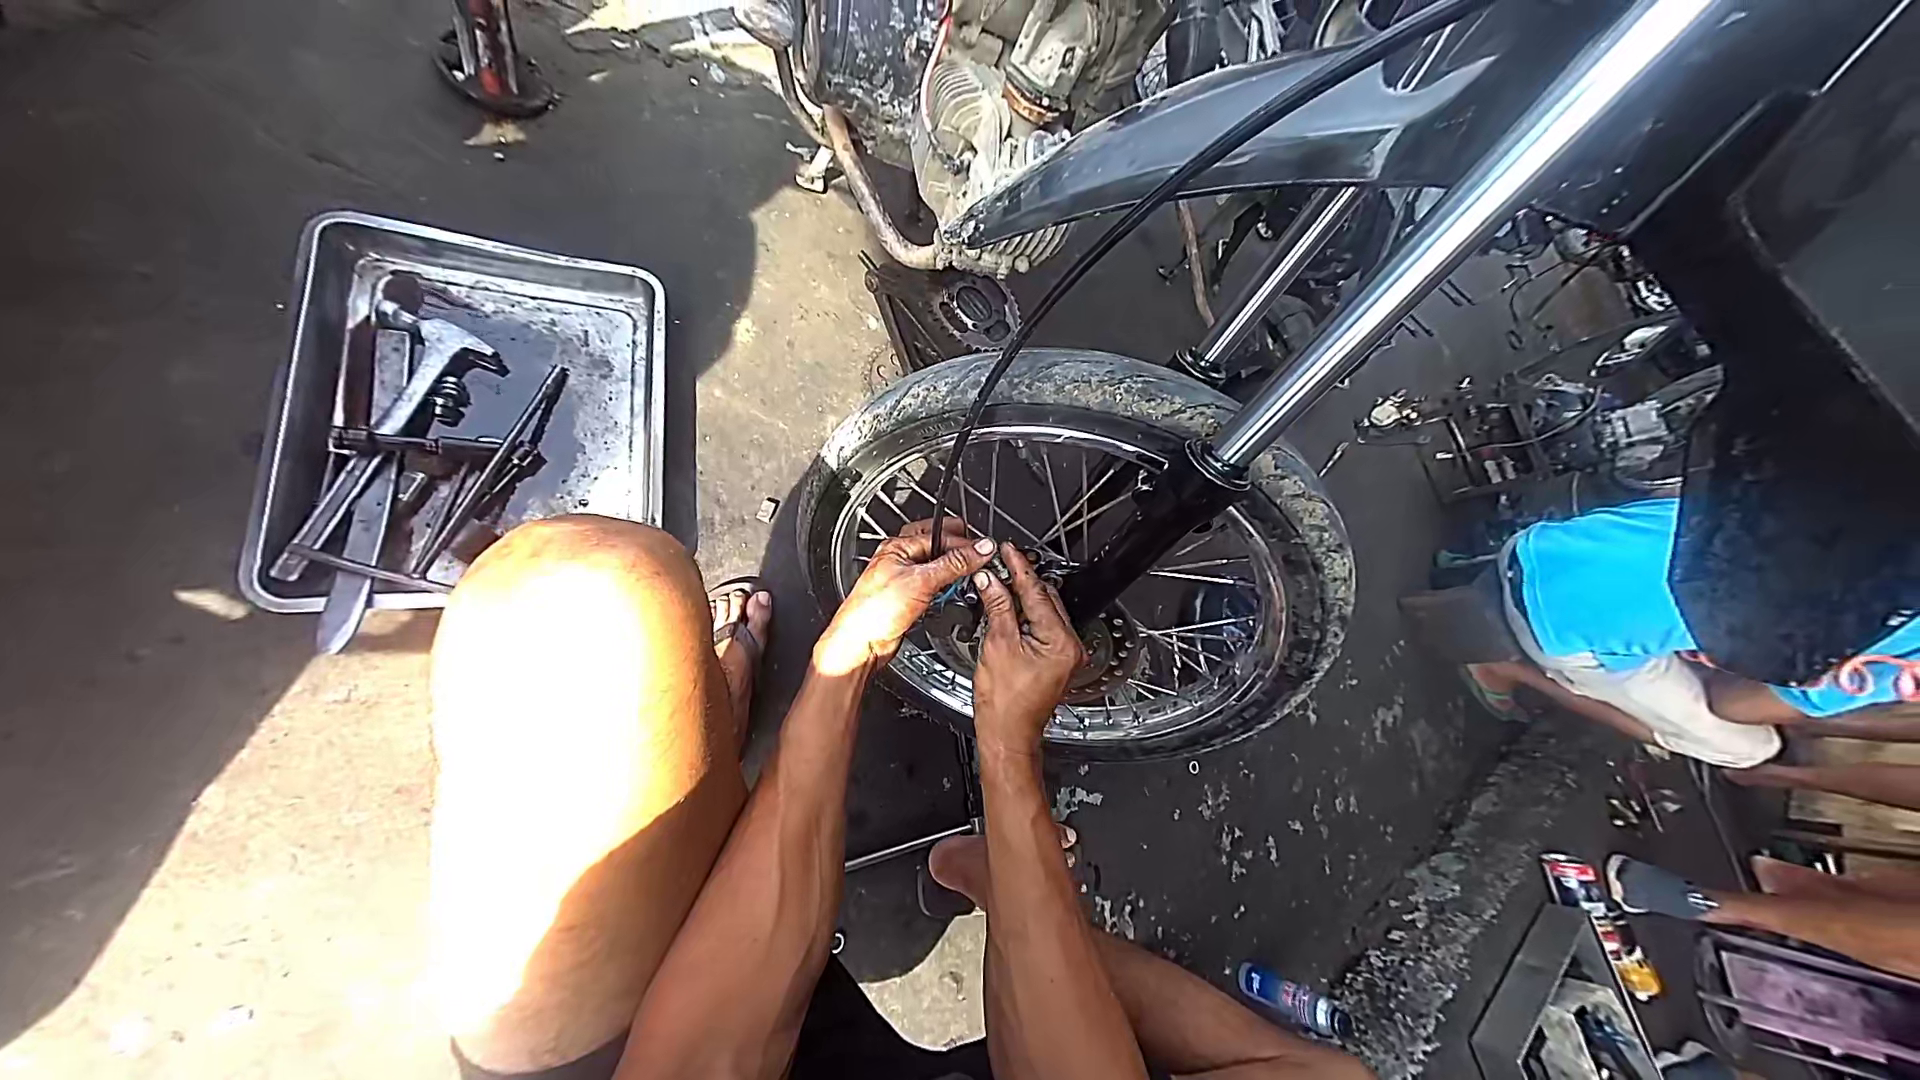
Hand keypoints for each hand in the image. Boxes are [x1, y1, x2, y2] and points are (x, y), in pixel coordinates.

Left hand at [815, 519, 997, 674]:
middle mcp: (900, 559)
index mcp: (898, 546)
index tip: (986, 550)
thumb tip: (979, 549)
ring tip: (970, 576)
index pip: (940, 534)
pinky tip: (954, 592)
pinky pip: (933, 585)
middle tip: (981, 558)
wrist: (861, 644)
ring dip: (954, 570)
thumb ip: (954, 563)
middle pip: (938, 545)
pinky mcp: (908, 598)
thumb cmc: (875, 611)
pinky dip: (946, 587)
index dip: (965, 542)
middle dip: (960, 550)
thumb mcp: (921, 580)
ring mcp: (904, 578)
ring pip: (937, 566)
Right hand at [971, 544, 1087, 763]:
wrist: (1006, 734)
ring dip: (1021, 597)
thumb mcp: (998, 644)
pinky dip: (1024, 615)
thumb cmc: (1005, 703)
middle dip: (1021, 580)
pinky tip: (1008, 607)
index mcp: (1060, 641)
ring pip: (1043, 611)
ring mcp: (1064, 654)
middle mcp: (1069, 646)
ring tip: (999, 582)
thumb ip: (998, 606)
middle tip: (1000, 564)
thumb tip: (991, 580)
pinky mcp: (1054, 660)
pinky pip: (1042, 627)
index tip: (1007, 552)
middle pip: (1044, 599)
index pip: (1037, 592)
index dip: (1019, 568)